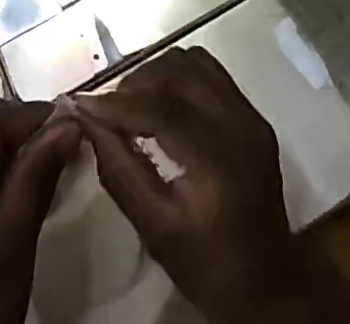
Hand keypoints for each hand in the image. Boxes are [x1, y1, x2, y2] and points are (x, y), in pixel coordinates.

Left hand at [0, 97, 80, 323]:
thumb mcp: (11, 243)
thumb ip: (36, 178)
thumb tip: (68, 124)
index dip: (32, 115)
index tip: (76, 116)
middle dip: (24, 125)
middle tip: (70, 133)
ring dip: (15, 143)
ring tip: (57, 148)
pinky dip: (1, 165)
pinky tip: (30, 172)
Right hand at [77, 48, 349, 323]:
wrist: (269, 286)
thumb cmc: (207, 264)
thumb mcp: (152, 225)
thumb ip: (116, 167)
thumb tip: (85, 117)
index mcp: (220, 161)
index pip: (161, 109)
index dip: (116, 103)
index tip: (80, 106)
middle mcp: (240, 127)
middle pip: (174, 74)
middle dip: (131, 85)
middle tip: (105, 110)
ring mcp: (249, 116)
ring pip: (189, 62)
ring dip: (152, 74)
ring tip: (131, 102)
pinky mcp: (250, 113)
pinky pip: (206, 70)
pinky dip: (175, 74)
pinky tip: (159, 99)